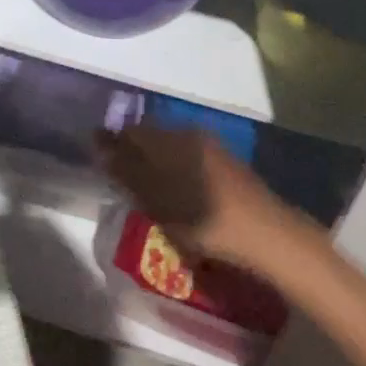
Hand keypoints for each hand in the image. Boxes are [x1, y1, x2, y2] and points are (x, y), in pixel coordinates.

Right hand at [97, 125, 303, 267]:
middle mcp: (189, 134)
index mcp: (169, 138)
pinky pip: (190, 160)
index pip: (130, 131)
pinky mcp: (227, 165)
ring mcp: (212, 148)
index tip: (101, 164)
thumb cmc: (202, 217)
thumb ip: (125, 170)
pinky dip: (177, 173)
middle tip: (121, 181)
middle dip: (134, 154)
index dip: (112, 145)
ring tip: (147, 193)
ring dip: (156, 165)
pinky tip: (177, 196)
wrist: (265, 234)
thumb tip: (99, 144)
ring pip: (172, 149)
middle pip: (151, 138)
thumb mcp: (155, 198)